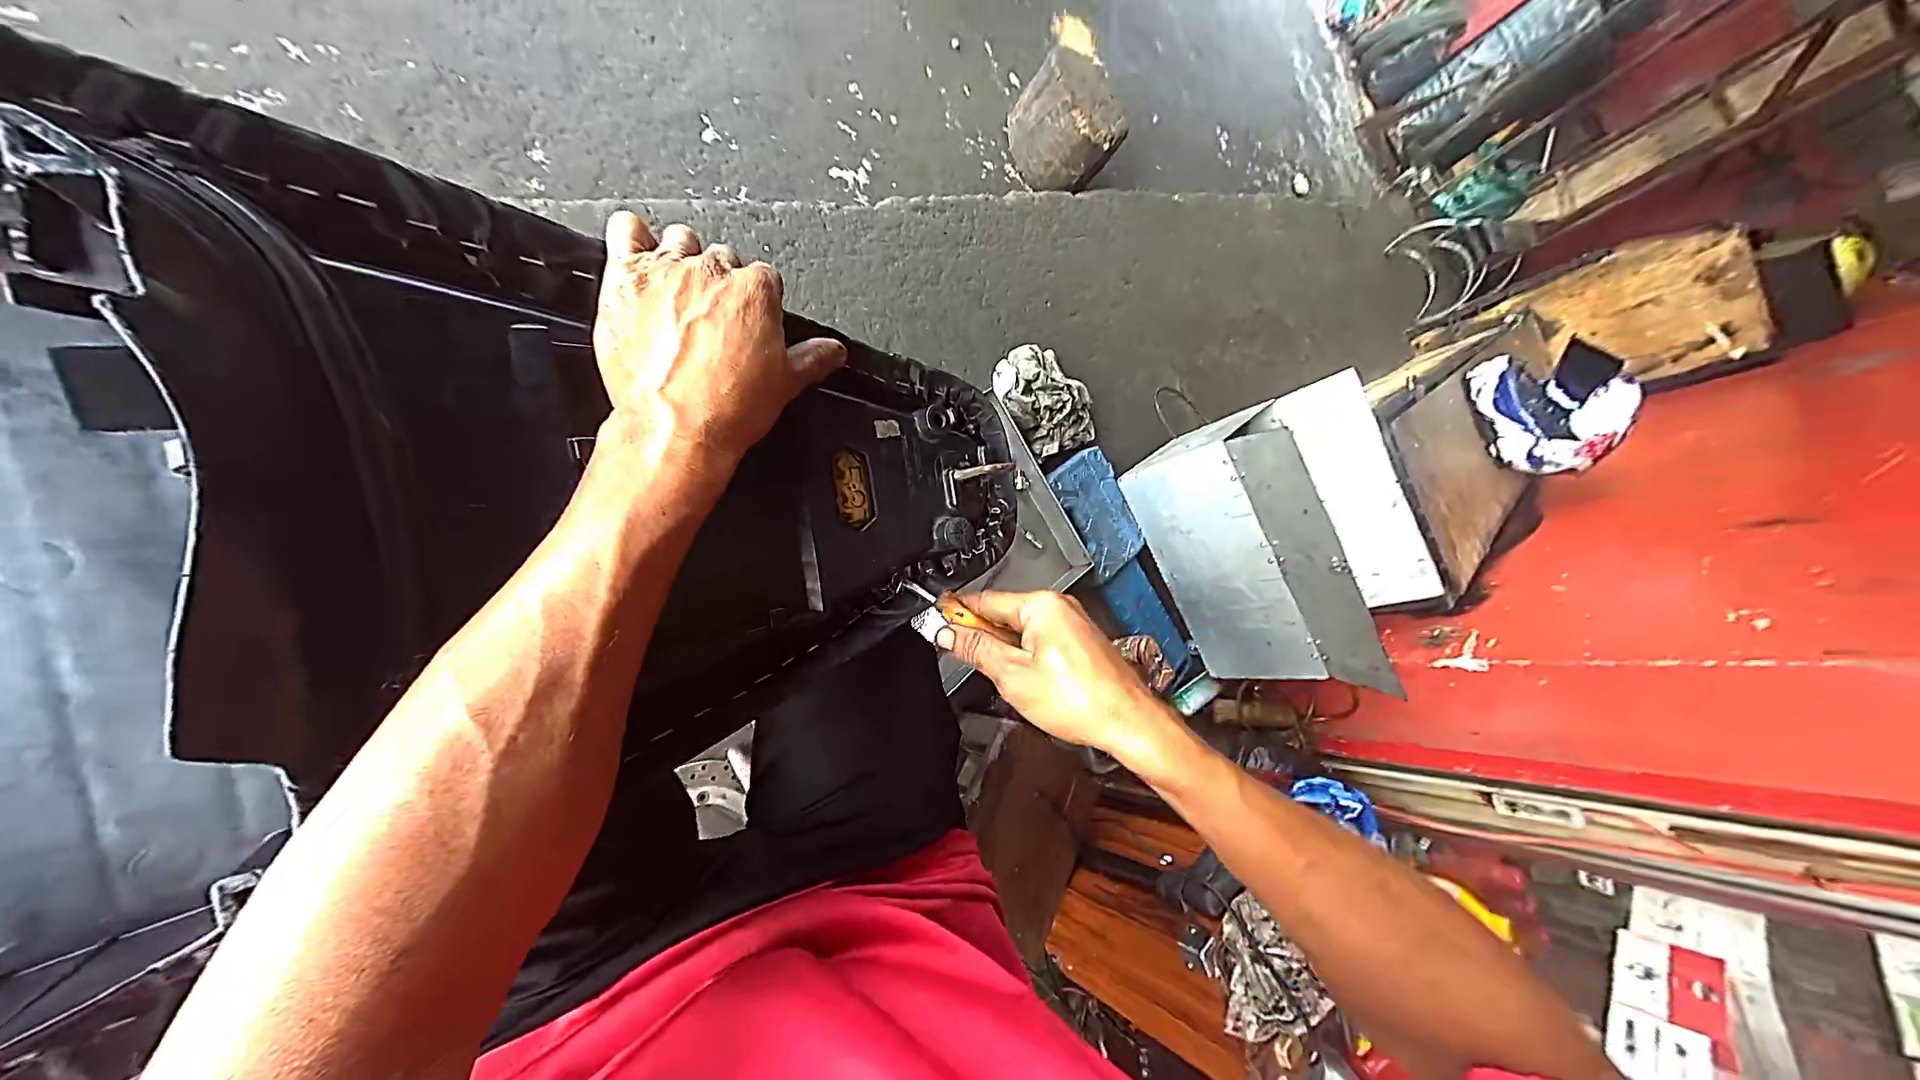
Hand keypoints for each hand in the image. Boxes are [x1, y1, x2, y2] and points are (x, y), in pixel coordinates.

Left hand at [593, 211, 845, 462]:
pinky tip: (638, 258)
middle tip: (714, 317)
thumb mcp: (785, 384)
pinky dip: (632, 238)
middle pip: (721, 258)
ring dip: (681, 258)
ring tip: (678, 292)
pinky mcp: (624, 279)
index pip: (764, 278)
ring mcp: (666, 272)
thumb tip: (834, 350)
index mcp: (755, 291)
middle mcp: (711, 272)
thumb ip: (813, 358)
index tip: (750, 322)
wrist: (676, 431)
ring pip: (678, 240)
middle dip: (720, 282)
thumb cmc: (727, 409)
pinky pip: (625, 232)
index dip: (759, 302)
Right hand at [936, 590, 1183, 769]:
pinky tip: (1027, 680)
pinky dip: (1025, 655)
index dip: (957, 612)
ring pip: (1022, 630)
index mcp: (1041, 605)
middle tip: (964, 657)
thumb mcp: (1012, 675)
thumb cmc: (1083, 700)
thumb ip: (976, 648)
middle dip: (982, 635)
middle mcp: (1060, 607)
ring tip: (1005, 678)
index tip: (937, 618)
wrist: (1128, 722)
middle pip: (1003, 613)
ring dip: (1004, 648)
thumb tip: (948, 632)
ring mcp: (1072, 624)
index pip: (984, 599)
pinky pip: (1041, 640)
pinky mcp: (1079, 643)